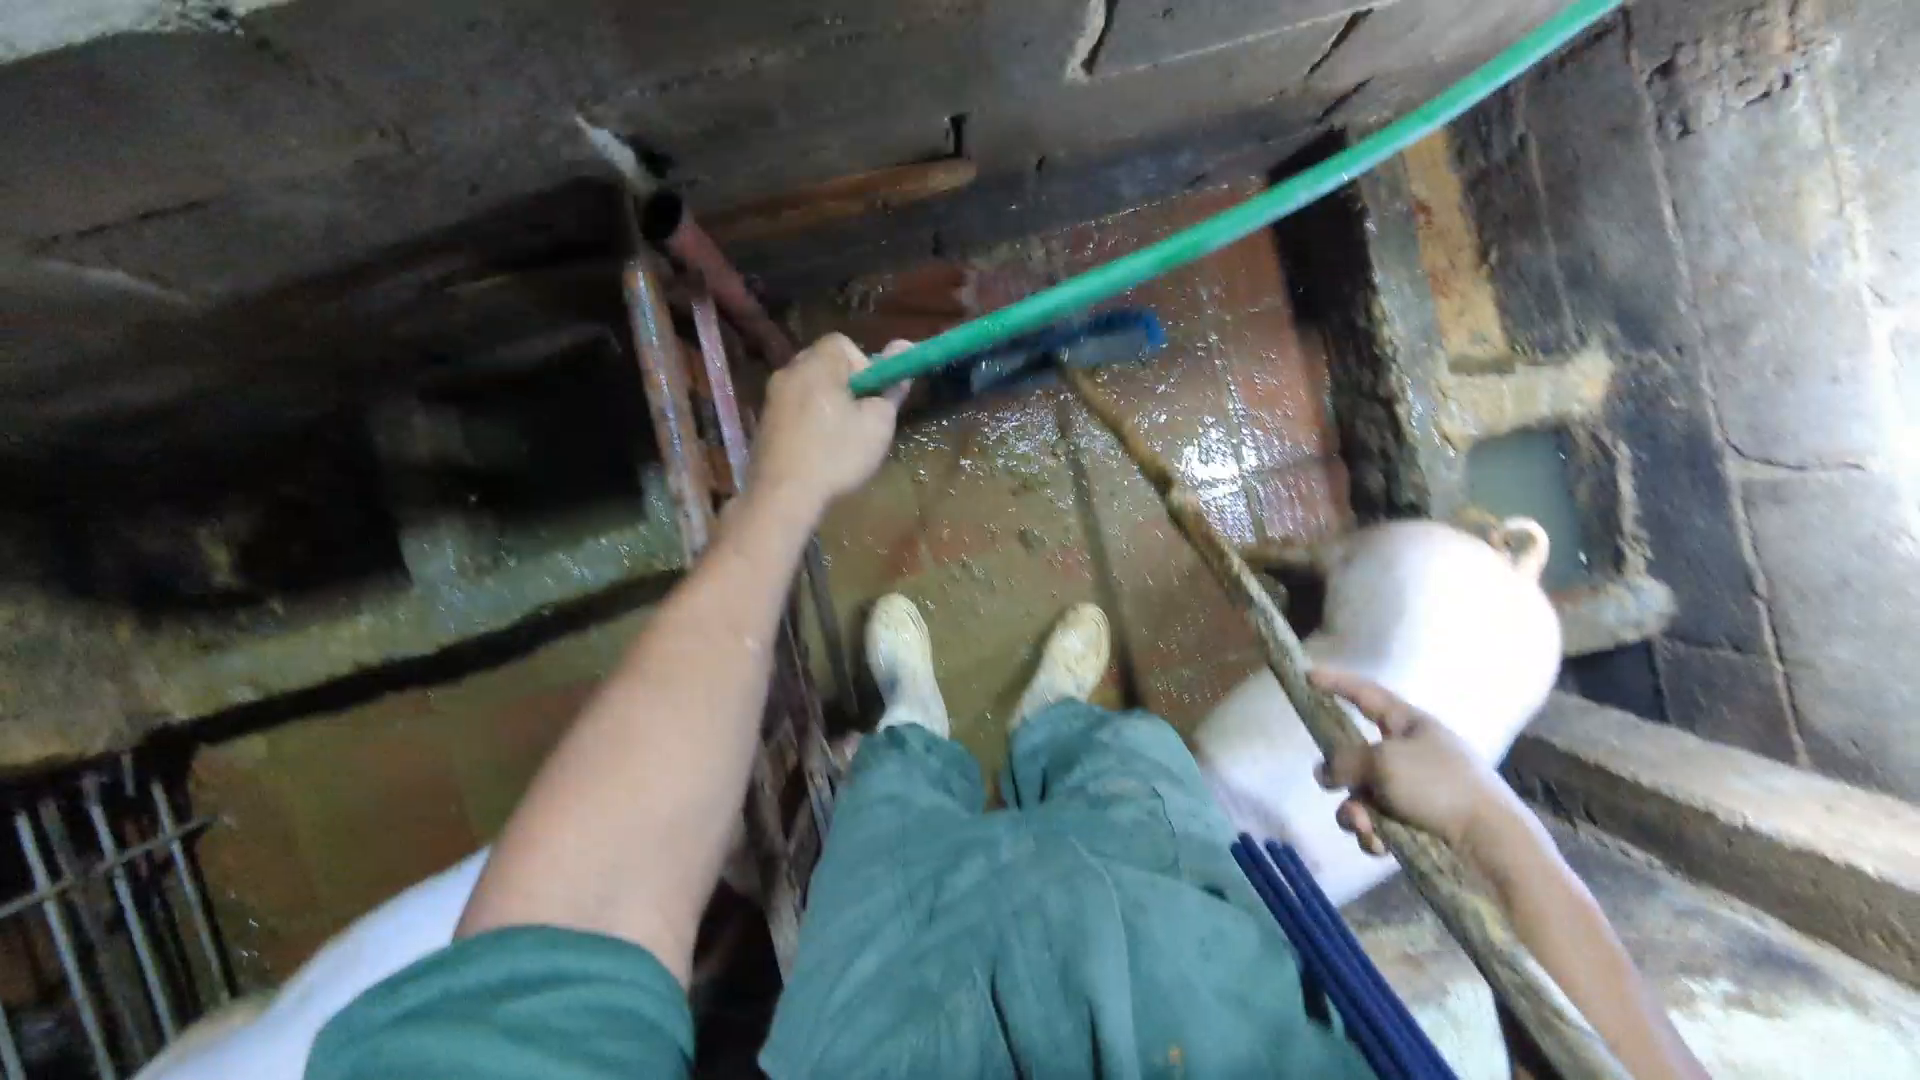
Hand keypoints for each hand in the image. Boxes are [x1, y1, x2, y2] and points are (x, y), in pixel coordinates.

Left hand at [750, 334, 908, 513]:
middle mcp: (788, 372)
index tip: (872, 397)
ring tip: (840, 439)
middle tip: (861, 418)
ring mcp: (771, 399)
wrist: (783, 496)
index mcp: (816, 364)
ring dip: (828, 405)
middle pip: (825, 364)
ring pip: (810, 389)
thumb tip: (904, 346)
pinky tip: (818, 451)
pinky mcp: (764, 424)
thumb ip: (890, 386)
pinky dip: (810, 422)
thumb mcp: (877, 423)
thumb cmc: (836, 455)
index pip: (843, 343)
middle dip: (847, 385)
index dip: (865, 365)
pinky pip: (795, 410)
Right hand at [1309, 669, 1520, 862]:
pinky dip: (1373, 834)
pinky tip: (1381, 844)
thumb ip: (1343, 760)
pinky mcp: (1419, 824)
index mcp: (1411, 725)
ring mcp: (1415, 790)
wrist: (1492, 844)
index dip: (1337, 683)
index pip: (1367, 694)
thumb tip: (1324, 772)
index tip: (1308, 676)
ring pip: (1362, 794)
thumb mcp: (1381, 762)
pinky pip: (1378, 823)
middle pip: (1357, 756)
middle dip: (1343, 776)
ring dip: (1356, 812)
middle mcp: (1411, 754)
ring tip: (1365, 826)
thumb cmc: (1438, 786)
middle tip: (1331, 785)